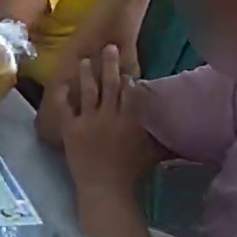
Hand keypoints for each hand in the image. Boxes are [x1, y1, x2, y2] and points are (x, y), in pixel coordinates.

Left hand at [61, 46, 166, 194]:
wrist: (105, 190)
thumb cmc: (130, 174)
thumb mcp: (150, 152)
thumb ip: (156, 135)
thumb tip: (175, 130)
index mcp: (131, 122)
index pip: (131, 92)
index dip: (127, 77)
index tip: (126, 66)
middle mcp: (111, 117)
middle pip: (110, 84)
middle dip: (110, 64)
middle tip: (108, 46)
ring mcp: (89, 121)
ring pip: (88, 90)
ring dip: (86, 73)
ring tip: (84, 59)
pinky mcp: (71, 127)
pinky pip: (65, 106)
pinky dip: (63, 94)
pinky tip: (61, 83)